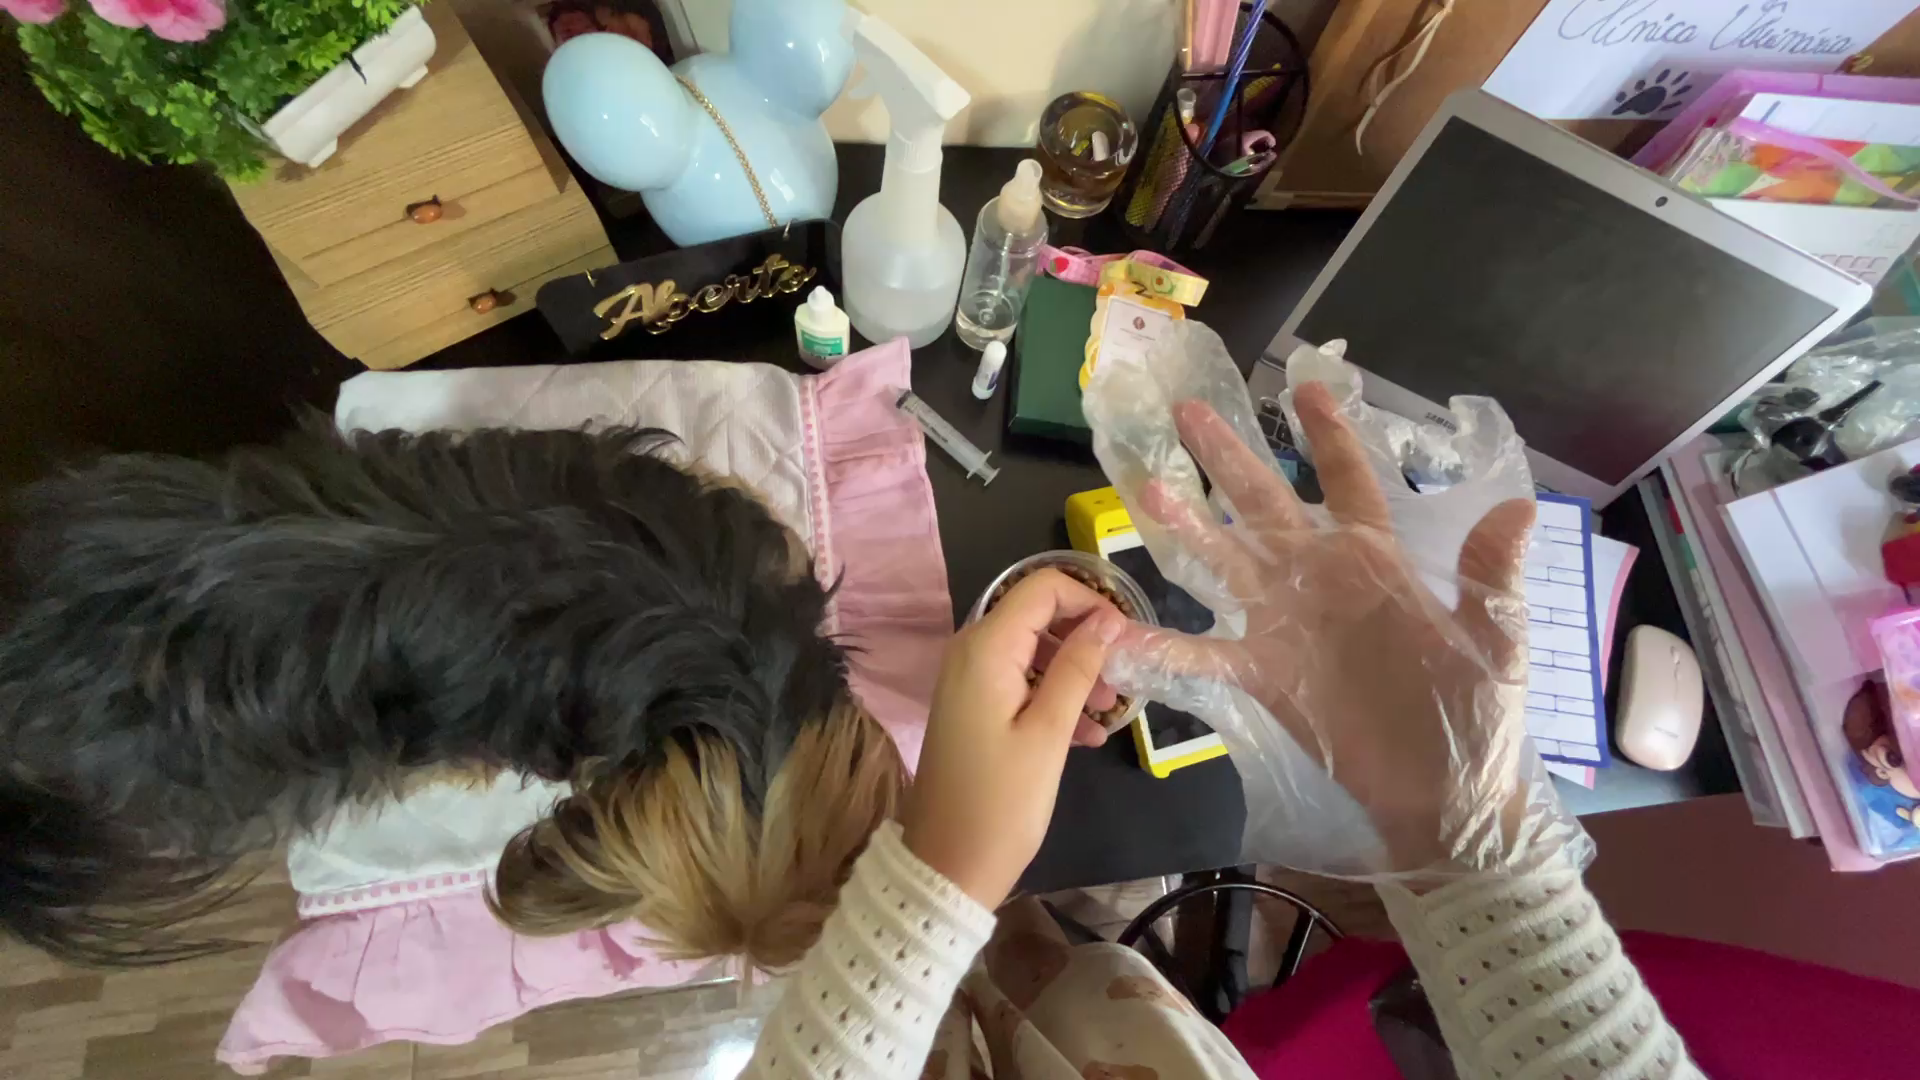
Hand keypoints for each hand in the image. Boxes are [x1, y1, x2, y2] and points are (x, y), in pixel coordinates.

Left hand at [903, 569, 1125, 906]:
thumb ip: (1077, 667)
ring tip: (1107, 711)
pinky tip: (1084, 734)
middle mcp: (970, 651)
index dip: (1088, 601)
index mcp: (985, 648)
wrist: (945, 864)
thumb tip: (1107, 619)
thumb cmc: (1002, 801)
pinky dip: (1051, 696)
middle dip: (1082, 639)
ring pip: (1031, 651)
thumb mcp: (1048, 732)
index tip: (1125, 636)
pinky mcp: (971, 704)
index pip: (1041, 589)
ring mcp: (967, 678)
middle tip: (1121, 678)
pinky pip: (1018, 681)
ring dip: (1072, 672)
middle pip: (1036, 616)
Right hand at [1123, 383, 1535, 872]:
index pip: (1348, 481)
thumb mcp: (1493, 639)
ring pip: (1223, 560)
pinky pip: (1203, 653)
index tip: (1305, 388)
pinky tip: (1124, 637)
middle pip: (1265, 502)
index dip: (1328, 435)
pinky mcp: (1259, 669)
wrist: (1446, 792)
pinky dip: (1164, 647)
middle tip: (1188, 412)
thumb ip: (1488, 575)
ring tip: (1149, 491)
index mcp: (1373, 558)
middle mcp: (1316, 575)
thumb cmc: (1476, 711)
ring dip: (1188, 527)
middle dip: (1230, 456)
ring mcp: (1281, 619)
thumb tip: (1521, 504)